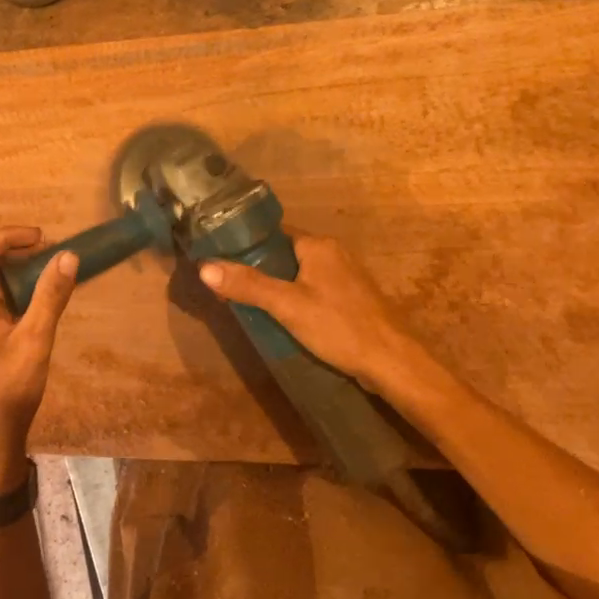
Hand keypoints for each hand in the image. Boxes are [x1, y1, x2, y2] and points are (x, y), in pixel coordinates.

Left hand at [0, 227, 79, 495]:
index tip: (42, 236)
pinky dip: (13, 291)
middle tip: (50, 249)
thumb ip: (50, 296)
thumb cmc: (8, 390)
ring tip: (48, 266)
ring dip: (15, 270)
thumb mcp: (34, 341)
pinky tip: (37, 295)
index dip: (10, 237)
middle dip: (15, 251)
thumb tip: (68, 255)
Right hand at [197, 232, 409, 383]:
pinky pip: (316, 290)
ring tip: (253, 306)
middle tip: (232, 290)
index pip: (273, 234)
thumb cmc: (339, 327)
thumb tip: (204, 267)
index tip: (222, 262)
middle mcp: (334, 253)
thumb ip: (247, 285)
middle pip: (285, 255)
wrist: (394, 364)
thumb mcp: (287, 306)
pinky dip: (299, 299)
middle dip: (260, 271)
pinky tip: (288, 320)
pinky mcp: (354, 300)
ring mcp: (347, 277)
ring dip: (280, 287)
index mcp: (318, 245)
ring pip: (301, 274)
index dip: (246, 246)